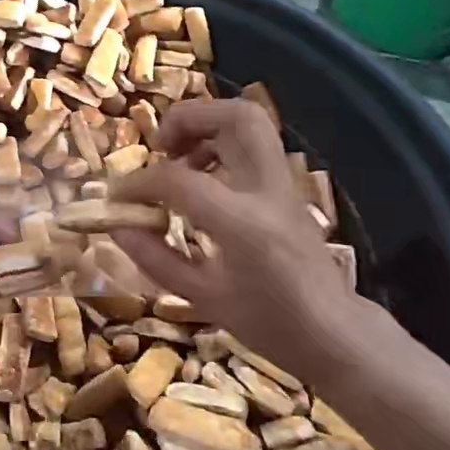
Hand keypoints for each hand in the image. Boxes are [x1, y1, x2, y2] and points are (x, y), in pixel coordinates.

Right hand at [107, 99, 354, 377]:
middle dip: (189, 118)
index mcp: (244, 225)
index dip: (139, 183)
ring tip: (179, 162)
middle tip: (161, 147)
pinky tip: (204, 181)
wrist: (331, 332)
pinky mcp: (289, 188)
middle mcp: (269, 191)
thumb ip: (156, 258)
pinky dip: (223, 145)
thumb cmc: (267, 324)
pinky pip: (255, 145)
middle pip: (236, 117)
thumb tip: (118, 228)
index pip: (180, 181)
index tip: (119, 197)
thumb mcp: (202, 298)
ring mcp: (285, 185)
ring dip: (207, 128)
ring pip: (251, 122)